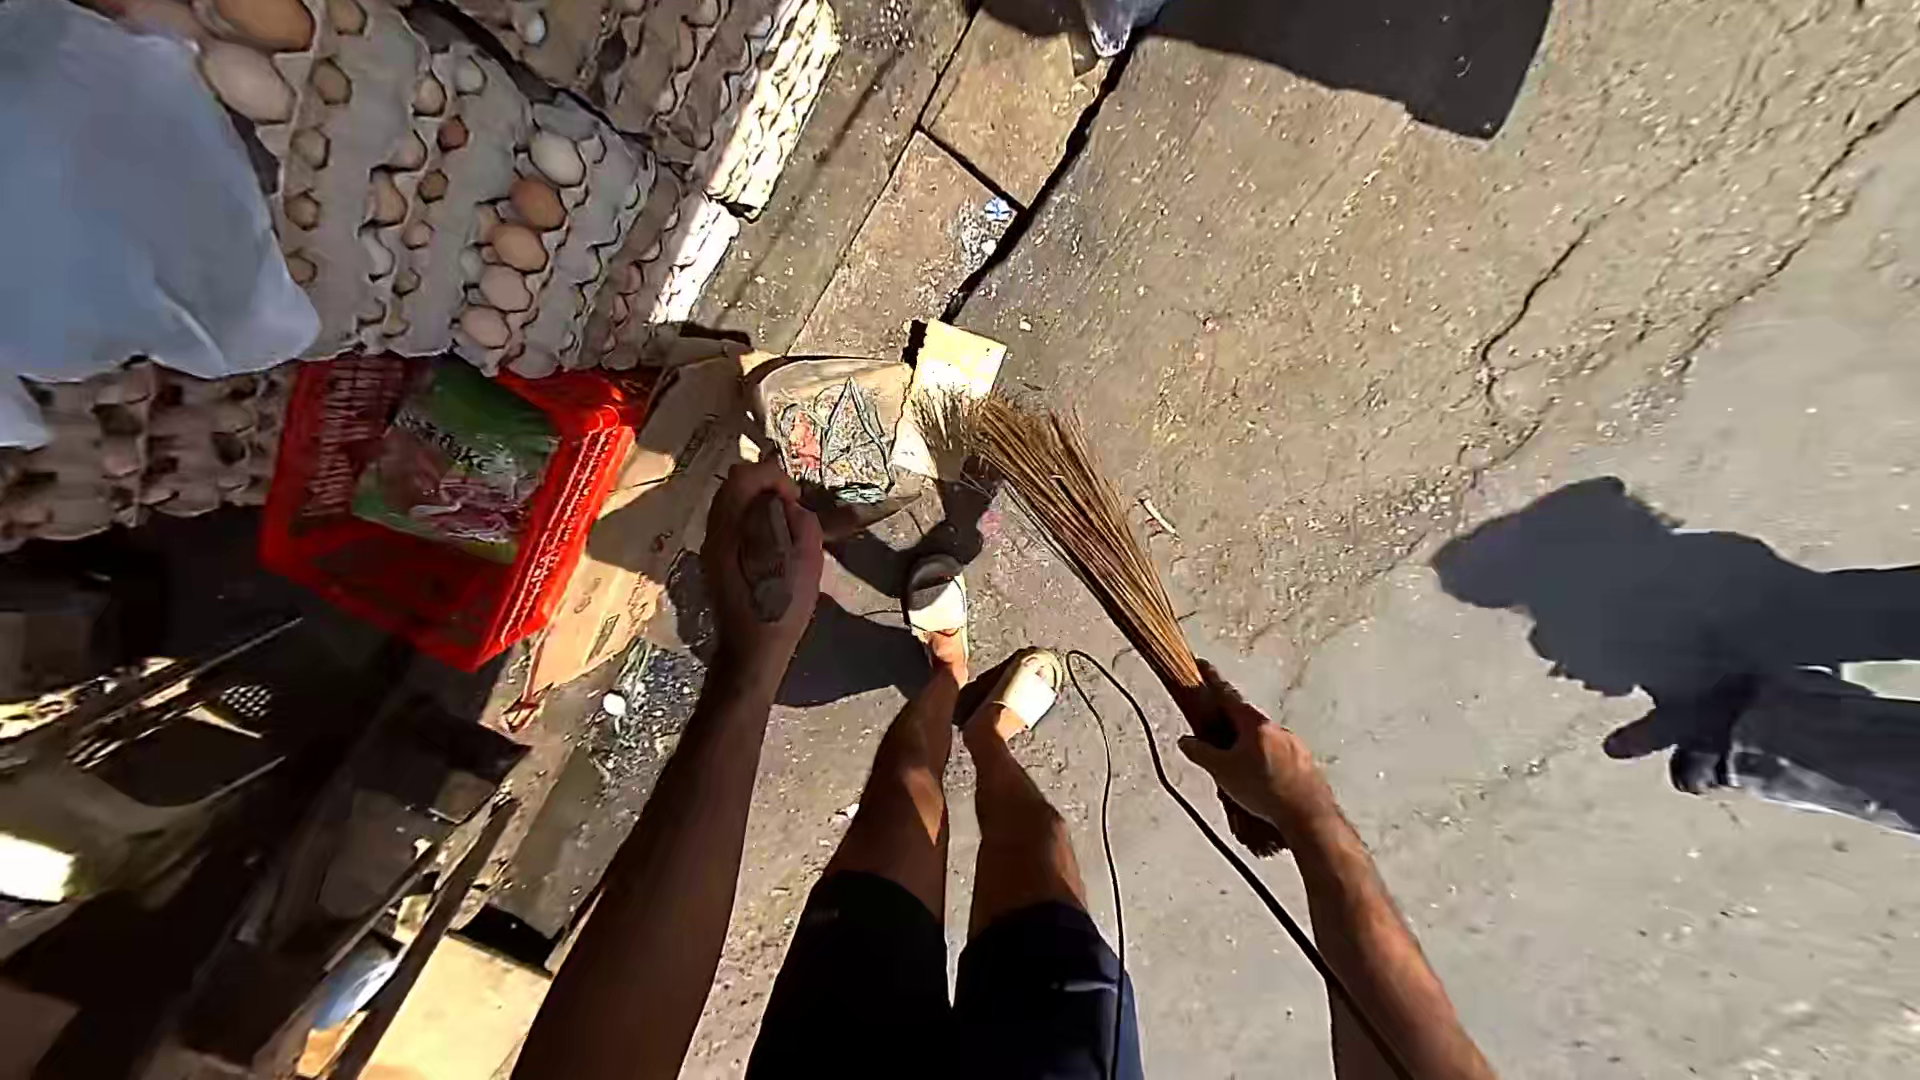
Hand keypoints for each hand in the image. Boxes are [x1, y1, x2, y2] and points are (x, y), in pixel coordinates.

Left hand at [700, 461, 823, 670]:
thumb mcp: (805, 561)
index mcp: (732, 529)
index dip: (775, 477)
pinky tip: (772, 541)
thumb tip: (788, 507)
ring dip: (758, 502)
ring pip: (731, 503)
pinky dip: (752, 520)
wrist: (753, 650)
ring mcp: (710, 547)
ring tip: (784, 521)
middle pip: (734, 485)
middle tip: (791, 504)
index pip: (746, 476)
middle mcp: (714, 532)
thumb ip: (799, 523)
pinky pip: (731, 523)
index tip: (795, 497)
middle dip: (766, 486)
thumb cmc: (783, 607)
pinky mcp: (714, 560)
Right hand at [1178, 661, 1340, 836]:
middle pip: (1245, 721)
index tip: (1202, 664)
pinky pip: (1278, 758)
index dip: (1211, 679)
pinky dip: (1266, 766)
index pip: (1227, 695)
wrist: (1309, 819)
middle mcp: (1276, 729)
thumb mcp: (1222, 771)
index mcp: (1254, 724)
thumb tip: (1186, 741)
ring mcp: (1295, 747)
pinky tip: (1261, 788)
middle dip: (1229, 731)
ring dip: (1248, 752)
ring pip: (1262, 742)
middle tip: (1217, 747)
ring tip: (1240, 779)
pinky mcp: (1307, 766)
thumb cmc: (1264, 790)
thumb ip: (1200, 753)